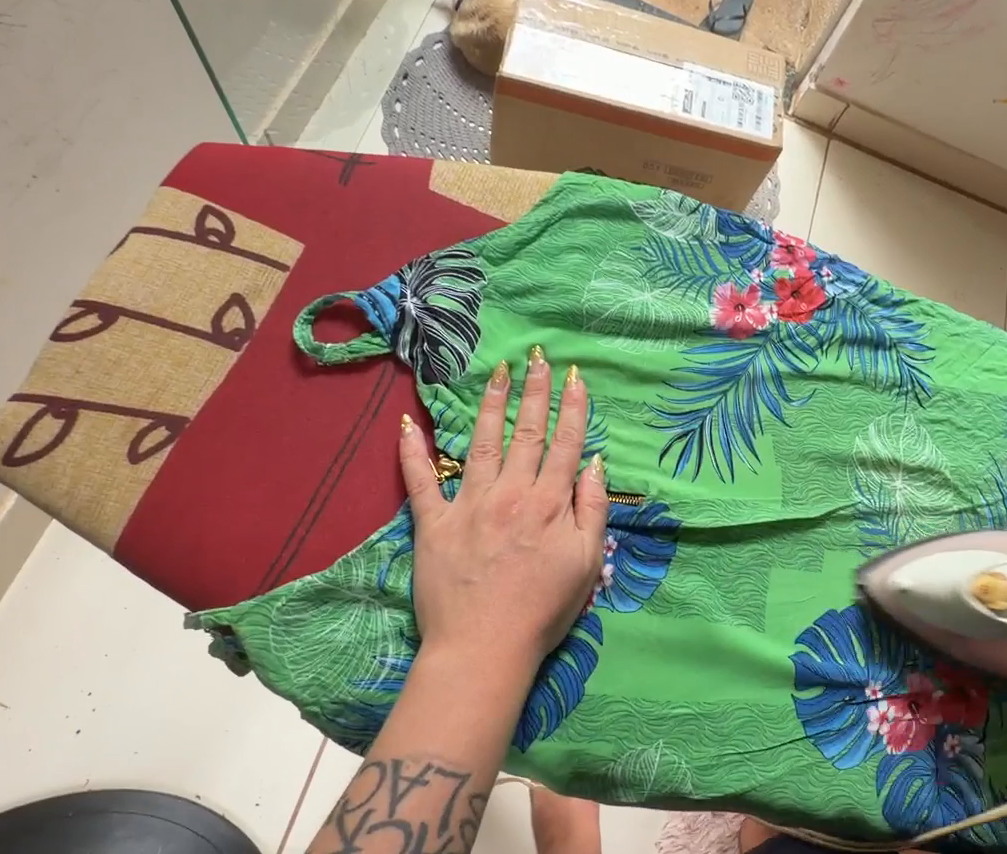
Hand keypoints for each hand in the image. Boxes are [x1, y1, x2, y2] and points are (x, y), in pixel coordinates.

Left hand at [399, 349, 608, 667]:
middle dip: (534, 391)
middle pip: (527, 433)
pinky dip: (413, 452)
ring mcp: (469, 505)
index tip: (574, 376)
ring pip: (483, 443)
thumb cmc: (544, 609)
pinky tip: (409, 423)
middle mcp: (511, 493)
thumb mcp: (587, 562)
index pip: (566, 443)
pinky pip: (421, 481)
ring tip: (497, 372)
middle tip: (537, 357)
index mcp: (550, 503)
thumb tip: (597, 463)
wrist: (483, 649)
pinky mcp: (433, 524)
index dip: (573, 407)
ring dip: (491, 404)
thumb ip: (593, 509)